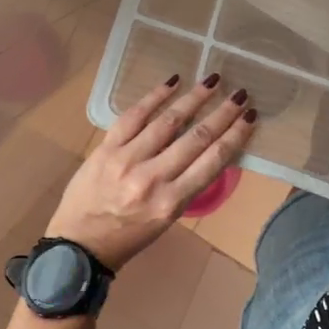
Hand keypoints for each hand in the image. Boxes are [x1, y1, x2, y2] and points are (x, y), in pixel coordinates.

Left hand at [46, 74, 255, 269]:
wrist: (77, 246)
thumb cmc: (127, 237)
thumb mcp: (165, 220)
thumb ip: (185, 186)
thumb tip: (207, 150)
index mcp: (171, 203)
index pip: (213, 161)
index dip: (235, 136)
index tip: (250, 117)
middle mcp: (152, 179)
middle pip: (196, 138)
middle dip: (222, 113)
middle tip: (240, 95)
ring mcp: (127, 160)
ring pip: (168, 122)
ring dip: (194, 98)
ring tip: (213, 81)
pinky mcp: (106, 148)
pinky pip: (134, 116)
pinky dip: (155, 96)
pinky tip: (173, 82)